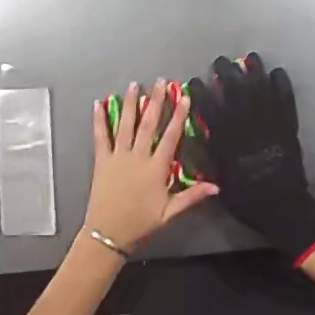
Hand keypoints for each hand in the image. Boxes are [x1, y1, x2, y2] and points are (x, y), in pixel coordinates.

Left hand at [82, 80, 218, 249]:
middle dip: (155, 101)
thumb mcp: (170, 212)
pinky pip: (101, 136)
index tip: (183, 97)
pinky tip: (99, 104)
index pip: (171, 136)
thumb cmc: (141, 223)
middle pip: (149, 124)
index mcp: (156, 168)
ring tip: (134, 85)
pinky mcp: (101, 161)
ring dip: (130, 104)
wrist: (107, 233)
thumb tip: (216, 186)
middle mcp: (138, 157)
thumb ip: (192, 196)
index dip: (178, 116)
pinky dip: (99, 119)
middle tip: (160, 82)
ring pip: (126, 125)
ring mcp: (118, 157)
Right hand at [189, 53, 314, 263]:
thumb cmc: (244, 194)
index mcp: (224, 133)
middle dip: (225, 70)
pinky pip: (284, 96)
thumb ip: (207, 149)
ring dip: (254, 69)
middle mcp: (245, 120)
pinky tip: (276, 72)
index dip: (199, 89)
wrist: (280, 204)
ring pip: (260, 85)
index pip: (207, 103)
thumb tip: (197, 130)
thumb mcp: (217, 174)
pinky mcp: (287, 123)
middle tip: (220, 63)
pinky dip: (281, 82)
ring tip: (249, 58)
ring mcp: (268, 118)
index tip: (193, 81)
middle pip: (233, 85)